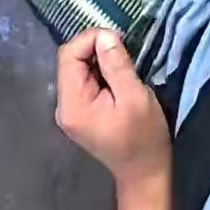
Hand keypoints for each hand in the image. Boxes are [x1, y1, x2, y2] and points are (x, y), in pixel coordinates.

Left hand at [55, 29, 170, 187]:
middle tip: (122, 46)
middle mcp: (64, 106)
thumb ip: (117, 64)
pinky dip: (99, 68)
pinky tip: (116, 73)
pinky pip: (84, 77)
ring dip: (98, 56)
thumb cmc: (143, 138)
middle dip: (94, 46)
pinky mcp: (81, 109)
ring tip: (121, 59)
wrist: (145, 174)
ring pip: (78, 66)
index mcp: (72, 104)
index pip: (69, 55)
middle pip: (71, 59)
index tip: (117, 38)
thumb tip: (104, 35)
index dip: (90, 38)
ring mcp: (71, 109)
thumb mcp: (135, 97)